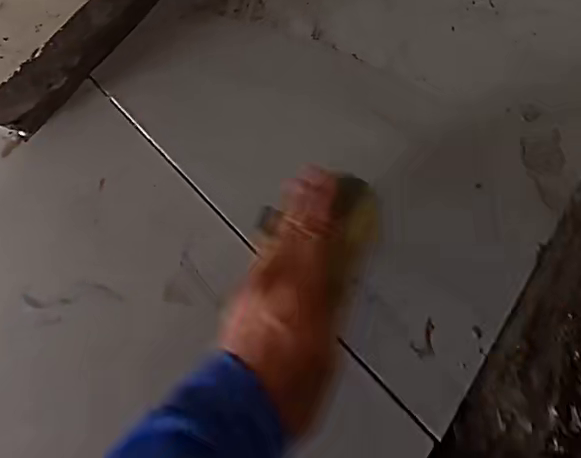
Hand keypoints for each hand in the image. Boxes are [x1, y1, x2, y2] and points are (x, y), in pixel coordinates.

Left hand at [219, 168, 346, 438]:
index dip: (327, 206)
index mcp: (305, 287)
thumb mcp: (328, 345)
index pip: (320, 234)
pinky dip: (273, 232)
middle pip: (295, 228)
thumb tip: (341, 277)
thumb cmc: (289, 384)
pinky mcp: (241, 296)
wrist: (239, 405)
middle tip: (313, 174)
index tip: (332, 183)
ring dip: (289, 210)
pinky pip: (262, 251)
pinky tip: (273, 226)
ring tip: (296, 189)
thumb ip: (333, 302)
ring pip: (276, 235)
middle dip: (306, 199)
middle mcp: (277, 278)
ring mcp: (255, 284)